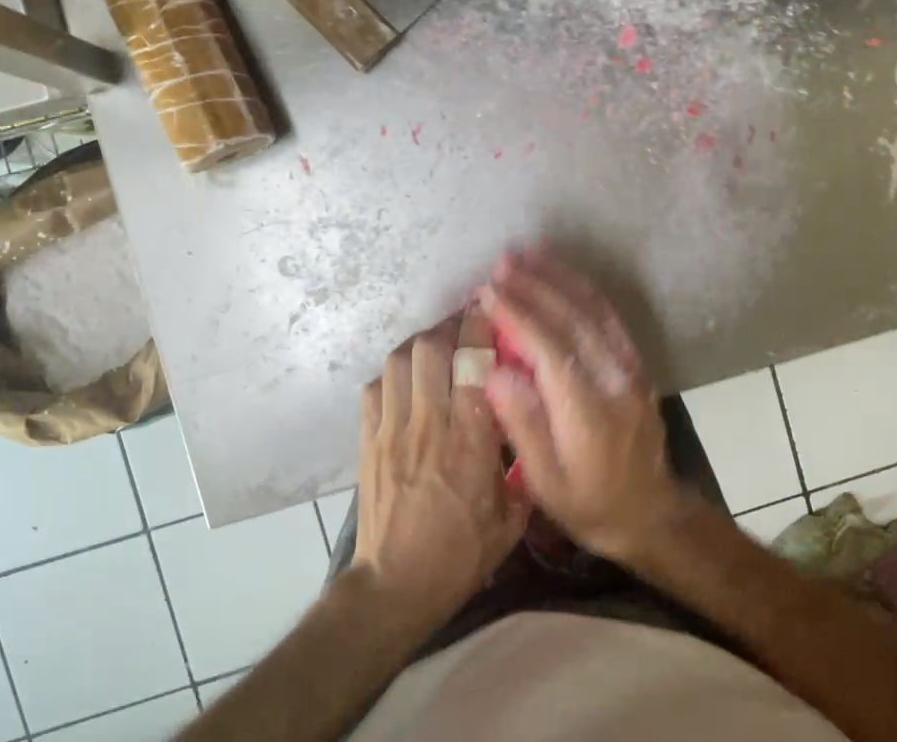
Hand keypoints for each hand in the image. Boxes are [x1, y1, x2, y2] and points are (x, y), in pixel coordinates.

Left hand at [354, 316, 527, 628]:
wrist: (397, 585)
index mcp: (469, 440)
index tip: (491, 311)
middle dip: (449, 327)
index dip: (481, 328)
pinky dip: (392, 374)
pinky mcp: (368, 441)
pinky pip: (375, 388)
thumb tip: (527, 428)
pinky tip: (408, 382)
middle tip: (466, 326)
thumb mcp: (511, 517)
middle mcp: (428, 424)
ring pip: (398, 361)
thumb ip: (521, 469)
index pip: (473, 363)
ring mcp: (392, 430)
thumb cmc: (461, 555)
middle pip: (430, 348)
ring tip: (438, 347)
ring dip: (419, 344)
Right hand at [478, 252, 693, 561]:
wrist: (649, 512)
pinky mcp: (636, 364)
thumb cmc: (588, 503)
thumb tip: (494, 372)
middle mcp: (614, 381)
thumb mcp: (546, 482)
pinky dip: (584, 290)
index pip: (549, 349)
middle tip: (500, 264)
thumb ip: (522, 425)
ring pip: (594, 311)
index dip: (517, 316)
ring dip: (560, 278)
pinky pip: (610, 318)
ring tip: (527, 255)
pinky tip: (561, 275)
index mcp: (588, 412)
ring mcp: (630, 369)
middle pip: (572, 320)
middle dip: (535, 286)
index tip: (486, 292)